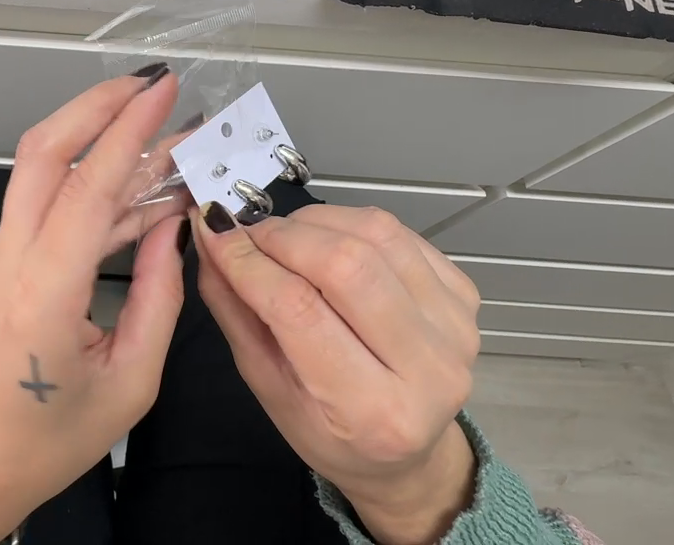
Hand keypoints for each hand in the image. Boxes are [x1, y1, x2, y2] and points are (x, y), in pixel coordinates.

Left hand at [0, 69, 187, 544]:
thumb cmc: (50, 438)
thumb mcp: (131, 381)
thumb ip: (160, 295)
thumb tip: (175, 223)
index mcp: (43, 291)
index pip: (87, 186)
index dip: (129, 131)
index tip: (164, 90)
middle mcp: (13, 255)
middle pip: (43, 150)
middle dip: (96, 104)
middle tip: (150, 83)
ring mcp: (4, 251)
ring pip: (43, 168)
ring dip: (100, 139)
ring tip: (165, 135)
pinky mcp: (9, 256)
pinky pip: (51, 201)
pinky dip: (96, 182)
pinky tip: (143, 188)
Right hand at [192, 203, 482, 544]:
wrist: (410, 453)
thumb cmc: (329, 430)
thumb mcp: (265, 383)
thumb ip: (233, 308)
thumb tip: (209, 235)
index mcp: (370, 412)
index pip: (298, 311)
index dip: (248, 261)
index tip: (213, 231)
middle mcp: (428, 372)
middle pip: (345, 265)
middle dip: (281, 235)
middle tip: (249, 235)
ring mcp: (455, 329)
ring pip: (373, 234)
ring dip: (313, 221)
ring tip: (284, 237)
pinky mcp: (465, 295)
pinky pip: (397, 231)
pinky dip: (348, 221)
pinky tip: (327, 240)